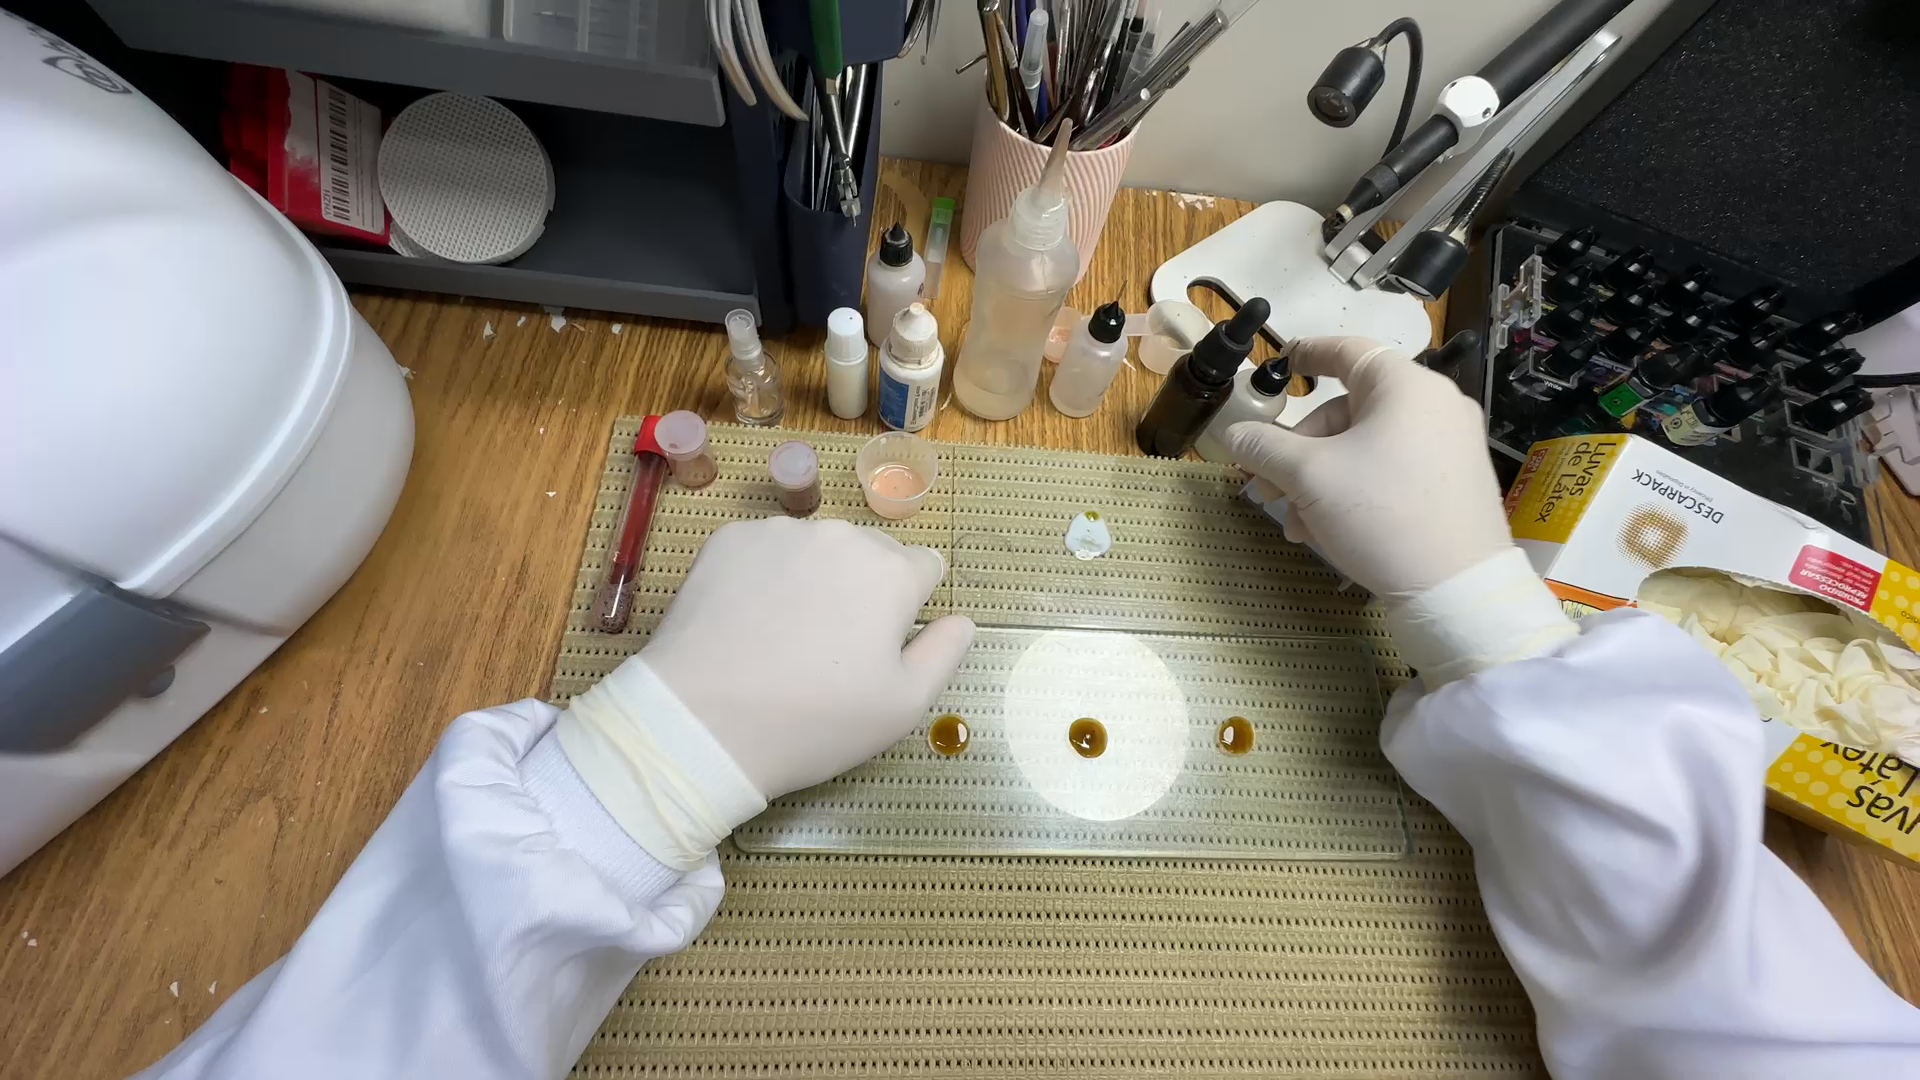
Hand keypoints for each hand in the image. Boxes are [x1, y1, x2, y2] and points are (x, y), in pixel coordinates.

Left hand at [557, 517, 975, 867]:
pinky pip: (768, 547)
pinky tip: (749, 616)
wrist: (701, 723)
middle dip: (867, 584)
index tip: (885, 640)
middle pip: (874, 552)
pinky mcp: (730, 537)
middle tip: (833, 642)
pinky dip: (768, 572)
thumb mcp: (903, 707)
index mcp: (891, 573)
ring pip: (820, 546)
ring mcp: (781, 531)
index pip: (927, 565)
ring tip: (787, 631)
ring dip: (819, 574)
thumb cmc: (814, 721)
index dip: (913, 604)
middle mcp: (842, 536)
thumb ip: (946, 652)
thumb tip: (962, 619)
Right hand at [1227, 336, 1513, 600]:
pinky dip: (1348, 491)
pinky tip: (1323, 530)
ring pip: (1360, 449)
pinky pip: (1385, 471)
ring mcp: (1447, 446)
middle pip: (1345, 413)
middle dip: (1297, 452)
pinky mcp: (1450, 483)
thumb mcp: (1309, 477)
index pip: (1349, 351)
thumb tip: (1234, 434)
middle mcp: (1434, 408)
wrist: (1456, 587)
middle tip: (1266, 488)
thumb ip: (1264, 448)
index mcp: (1406, 389)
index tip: (1281, 362)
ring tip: (1295, 522)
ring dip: (1315, 480)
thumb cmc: (1381, 512)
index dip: (1308, 353)